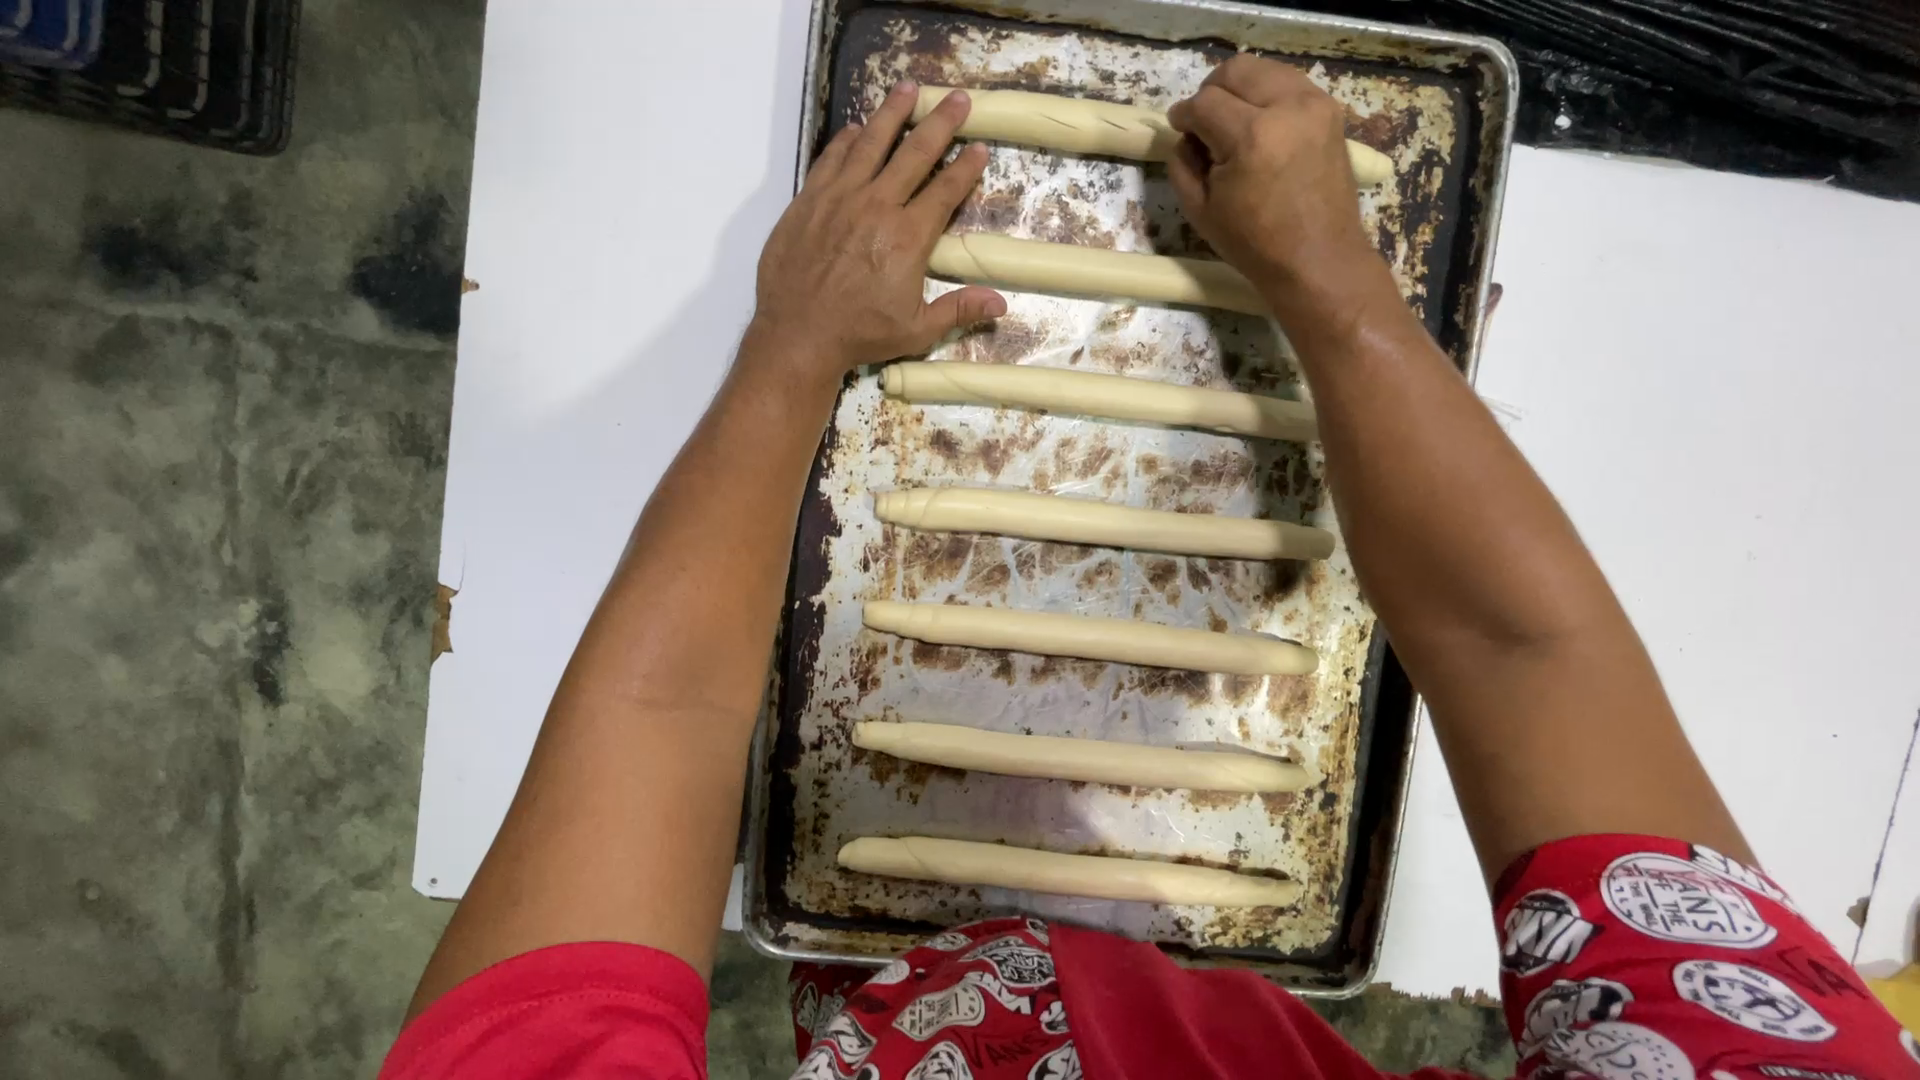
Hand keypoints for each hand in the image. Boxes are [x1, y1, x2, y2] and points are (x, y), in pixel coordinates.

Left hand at [749, 80, 1006, 383]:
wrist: (798, 333)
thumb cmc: (860, 335)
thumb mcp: (917, 331)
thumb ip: (959, 310)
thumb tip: (1001, 302)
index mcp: (908, 237)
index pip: (945, 191)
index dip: (965, 169)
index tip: (980, 148)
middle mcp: (877, 206)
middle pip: (914, 153)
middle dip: (940, 123)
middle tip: (956, 98)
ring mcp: (840, 198)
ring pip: (871, 143)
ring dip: (892, 113)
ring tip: (908, 88)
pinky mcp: (810, 200)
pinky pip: (832, 158)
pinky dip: (847, 140)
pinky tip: (857, 128)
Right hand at [1166, 56, 1373, 289]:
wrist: (1317, 259)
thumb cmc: (1253, 244)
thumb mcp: (1200, 211)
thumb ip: (1183, 166)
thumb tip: (1185, 137)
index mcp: (1250, 136)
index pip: (1204, 103)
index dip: (1183, 114)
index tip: (1178, 128)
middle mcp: (1286, 107)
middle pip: (1235, 70)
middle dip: (1211, 91)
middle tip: (1203, 121)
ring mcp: (1314, 104)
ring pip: (1265, 70)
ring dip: (1240, 89)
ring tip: (1231, 122)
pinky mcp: (1330, 110)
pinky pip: (1290, 84)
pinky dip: (1267, 96)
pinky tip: (1259, 126)